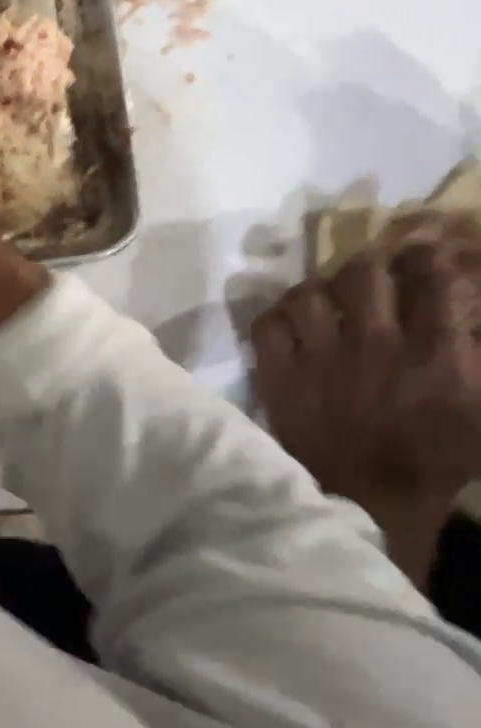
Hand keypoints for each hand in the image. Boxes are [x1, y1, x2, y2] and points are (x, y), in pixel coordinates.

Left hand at [251, 241, 480, 581]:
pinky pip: (268, 322)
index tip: (433, 238)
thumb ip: (472, 350)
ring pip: (310, 292)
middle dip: (377, 254)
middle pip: (366, 274)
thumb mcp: (480, 399)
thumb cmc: (437, 452)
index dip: (433, 249)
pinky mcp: (276, 370)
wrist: (367, 489)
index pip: (434, 278)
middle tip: (381, 251)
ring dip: (324, 283)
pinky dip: (280, 311)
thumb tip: (462, 313)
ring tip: (334, 287)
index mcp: (437, 349)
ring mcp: (318, 354)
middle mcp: (375, 342)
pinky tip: (293, 314)